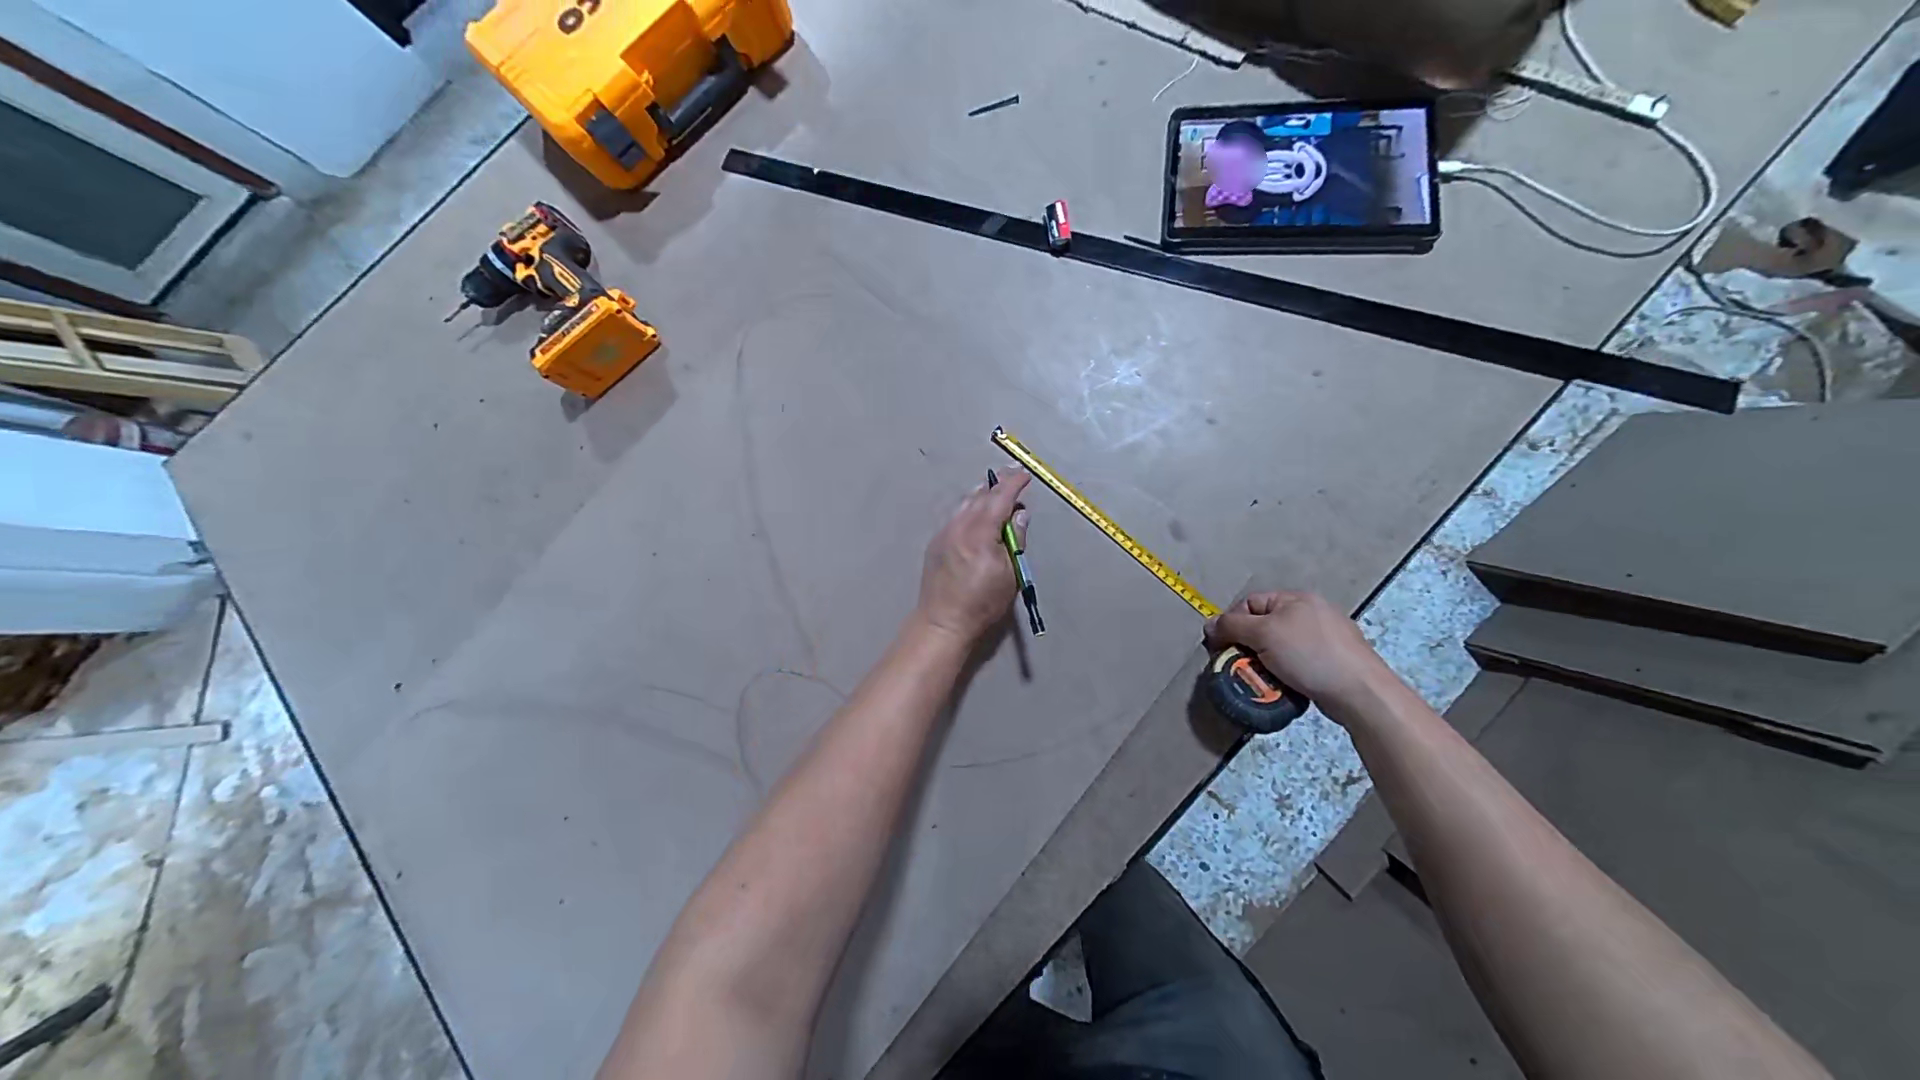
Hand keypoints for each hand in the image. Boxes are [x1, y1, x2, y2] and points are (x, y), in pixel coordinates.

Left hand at [915, 470, 1030, 642]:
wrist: (943, 621)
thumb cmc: (982, 602)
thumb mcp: (1010, 573)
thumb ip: (1015, 539)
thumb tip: (1019, 515)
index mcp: (980, 533)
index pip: (1000, 497)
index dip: (1013, 483)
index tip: (1024, 474)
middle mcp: (959, 527)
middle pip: (980, 495)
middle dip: (998, 484)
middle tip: (1012, 477)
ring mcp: (944, 533)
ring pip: (965, 503)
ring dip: (982, 495)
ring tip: (995, 493)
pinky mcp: (936, 543)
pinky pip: (956, 516)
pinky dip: (969, 509)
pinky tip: (976, 516)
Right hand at [1204, 591, 1391, 714]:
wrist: (1360, 692)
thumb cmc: (1309, 655)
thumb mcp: (1263, 635)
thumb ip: (1232, 626)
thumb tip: (1209, 625)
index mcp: (1295, 599)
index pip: (1249, 603)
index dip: (1231, 624)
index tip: (1222, 648)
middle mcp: (1311, 612)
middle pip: (1262, 626)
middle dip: (1248, 646)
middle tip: (1240, 666)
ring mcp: (1324, 637)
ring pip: (1278, 647)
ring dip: (1264, 663)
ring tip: (1261, 679)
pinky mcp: (1332, 661)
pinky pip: (1296, 663)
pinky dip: (1284, 673)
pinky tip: (1284, 685)